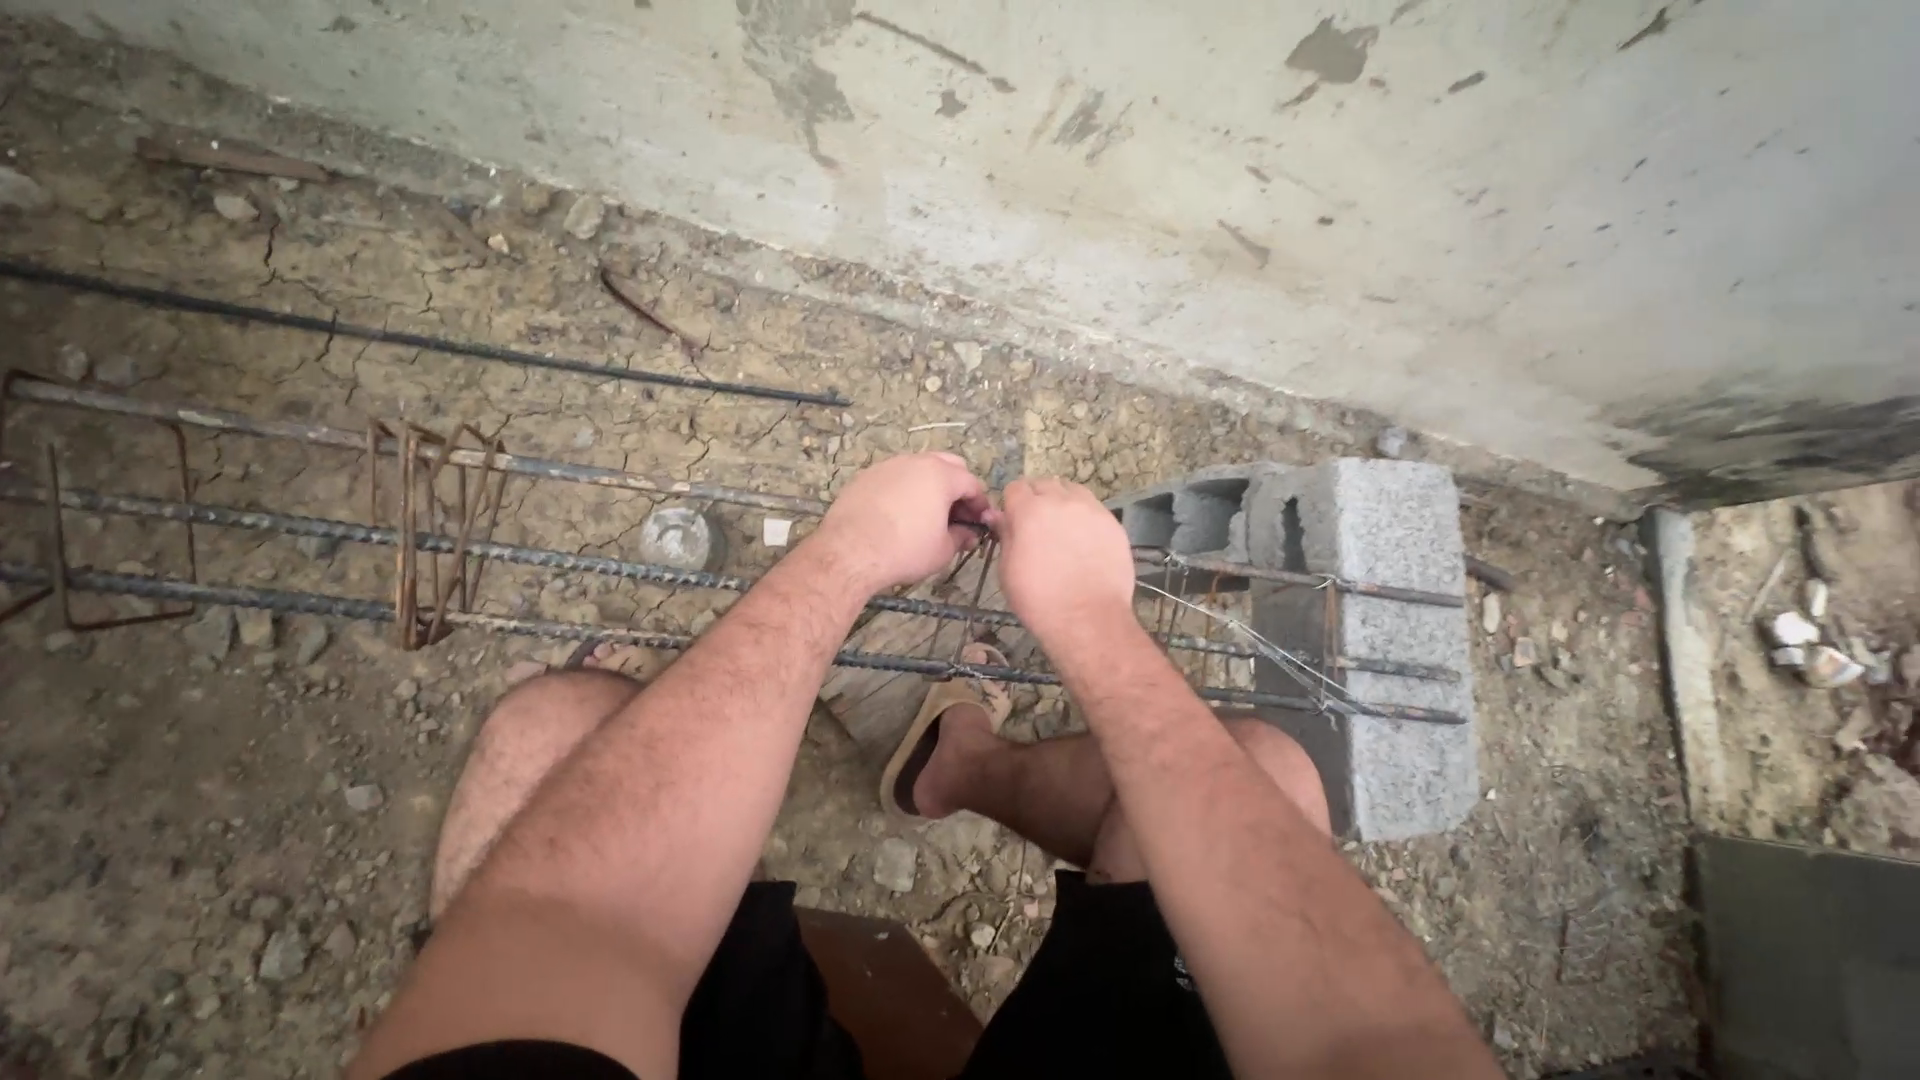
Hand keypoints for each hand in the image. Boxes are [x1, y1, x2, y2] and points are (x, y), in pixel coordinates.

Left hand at [810, 453, 993, 593]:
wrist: (850, 551)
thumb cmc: (905, 550)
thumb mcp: (942, 550)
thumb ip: (960, 537)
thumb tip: (968, 534)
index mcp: (941, 475)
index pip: (971, 483)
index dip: (979, 503)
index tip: (979, 521)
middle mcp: (916, 461)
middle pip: (947, 464)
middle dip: (957, 486)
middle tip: (956, 513)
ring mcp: (888, 465)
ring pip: (918, 468)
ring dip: (930, 485)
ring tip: (928, 512)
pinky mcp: (866, 476)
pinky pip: (894, 477)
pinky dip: (904, 489)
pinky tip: (899, 513)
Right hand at [996, 477, 1136, 640]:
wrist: (1087, 619)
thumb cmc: (1039, 599)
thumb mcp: (1008, 569)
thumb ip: (1005, 536)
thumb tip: (999, 517)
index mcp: (1030, 510)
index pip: (1015, 488)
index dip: (1011, 504)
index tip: (1013, 522)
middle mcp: (1061, 501)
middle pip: (1044, 484)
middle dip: (1037, 498)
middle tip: (1037, 526)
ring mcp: (1091, 510)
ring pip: (1072, 490)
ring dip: (1062, 501)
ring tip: (1062, 528)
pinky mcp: (1113, 523)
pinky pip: (1093, 508)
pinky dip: (1084, 516)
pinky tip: (1084, 540)